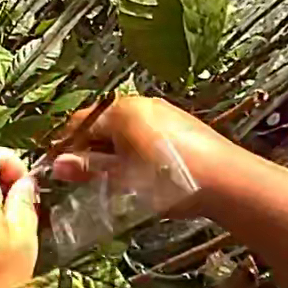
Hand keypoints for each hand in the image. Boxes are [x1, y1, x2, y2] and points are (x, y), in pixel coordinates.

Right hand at [50, 96, 240, 207]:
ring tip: (110, 176)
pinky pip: (141, 132)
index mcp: (120, 111)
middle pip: (99, 123)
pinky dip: (130, 148)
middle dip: (87, 147)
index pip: (77, 124)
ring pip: (120, 128)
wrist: (230, 183)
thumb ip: (87, 168)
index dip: (65, 146)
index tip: (59, 167)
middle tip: (82, 175)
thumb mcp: (120, 177)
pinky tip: (136, 171)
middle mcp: (139, 104)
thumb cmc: (170, 178)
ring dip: (109, 149)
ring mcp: (161, 112)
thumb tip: (57, 165)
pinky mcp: (178, 124)